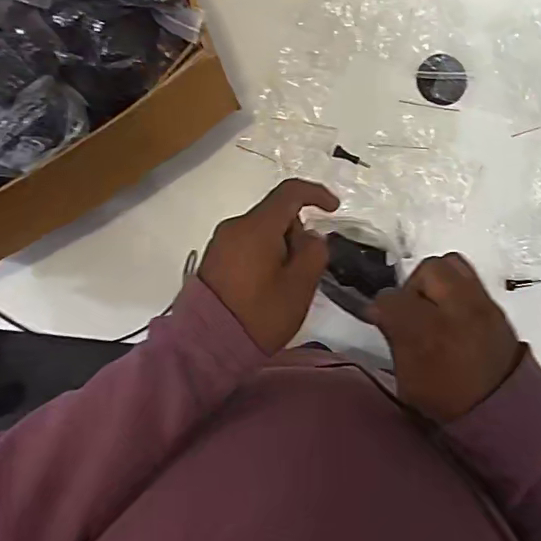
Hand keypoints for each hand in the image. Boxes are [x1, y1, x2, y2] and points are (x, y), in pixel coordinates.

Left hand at [199, 179, 338, 353]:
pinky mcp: (214, 261)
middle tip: (307, 269)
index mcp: (257, 227)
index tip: (334, 209)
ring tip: (287, 285)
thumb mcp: (300, 286)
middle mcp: (234, 227)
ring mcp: (220, 244)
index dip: (317, 194)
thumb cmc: (260, 315)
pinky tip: (268, 288)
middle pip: (276, 214)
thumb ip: (314, 252)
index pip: (290, 192)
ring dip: (282, 248)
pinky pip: (248, 246)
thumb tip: (310, 236)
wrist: (205, 348)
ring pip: (263, 231)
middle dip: (298, 233)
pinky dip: (265, 256)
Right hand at [369, 253, 524, 422]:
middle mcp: (457, 310)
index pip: (392, 299)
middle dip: (412, 287)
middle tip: (411, 309)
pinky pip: (470, 279)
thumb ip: (395, 341)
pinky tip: (452, 311)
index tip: (381, 319)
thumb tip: (384, 314)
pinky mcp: (496, 306)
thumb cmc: (448, 403)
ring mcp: (481, 304)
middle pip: (426, 271)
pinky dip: (456, 287)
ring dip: (436, 280)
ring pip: (451, 264)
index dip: (381, 309)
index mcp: (428, 334)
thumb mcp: (408, 382)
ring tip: (433, 305)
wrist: (502, 411)